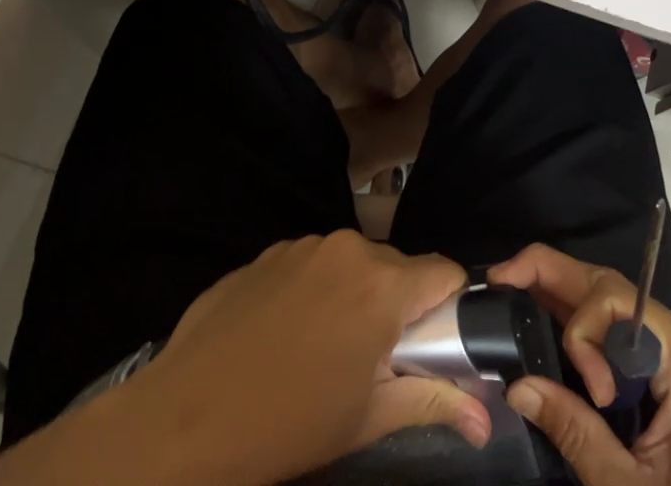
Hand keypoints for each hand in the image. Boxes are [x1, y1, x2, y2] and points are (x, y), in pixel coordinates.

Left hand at [137, 231, 488, 482]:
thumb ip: (435, 402)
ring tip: (326, 348)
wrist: (184, 419)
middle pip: (398, 268)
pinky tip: (287, 335)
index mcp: (381, 284)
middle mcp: (345, 250)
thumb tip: (486, 422)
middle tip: (378, 359)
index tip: (435, 345)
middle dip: (399, 306)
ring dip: (355, 296)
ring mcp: (299, 247)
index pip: (446, 272)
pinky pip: (310, 265)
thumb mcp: (368, 418)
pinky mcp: (263, 255)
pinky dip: (314, 292)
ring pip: (352, 264)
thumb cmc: (289, 423)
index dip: (450, 307)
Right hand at [489, 244, 670, 485]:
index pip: (615, 299)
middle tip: (500, 278)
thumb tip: (517, 387)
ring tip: (519, 303)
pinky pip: (636, 336)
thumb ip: (575, 431)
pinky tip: (560, 340)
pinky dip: (595, 336)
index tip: (589, 394)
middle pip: (615, 289)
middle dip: (554, 277)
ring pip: (622, 309)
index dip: (581, 332)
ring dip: (570, 306)